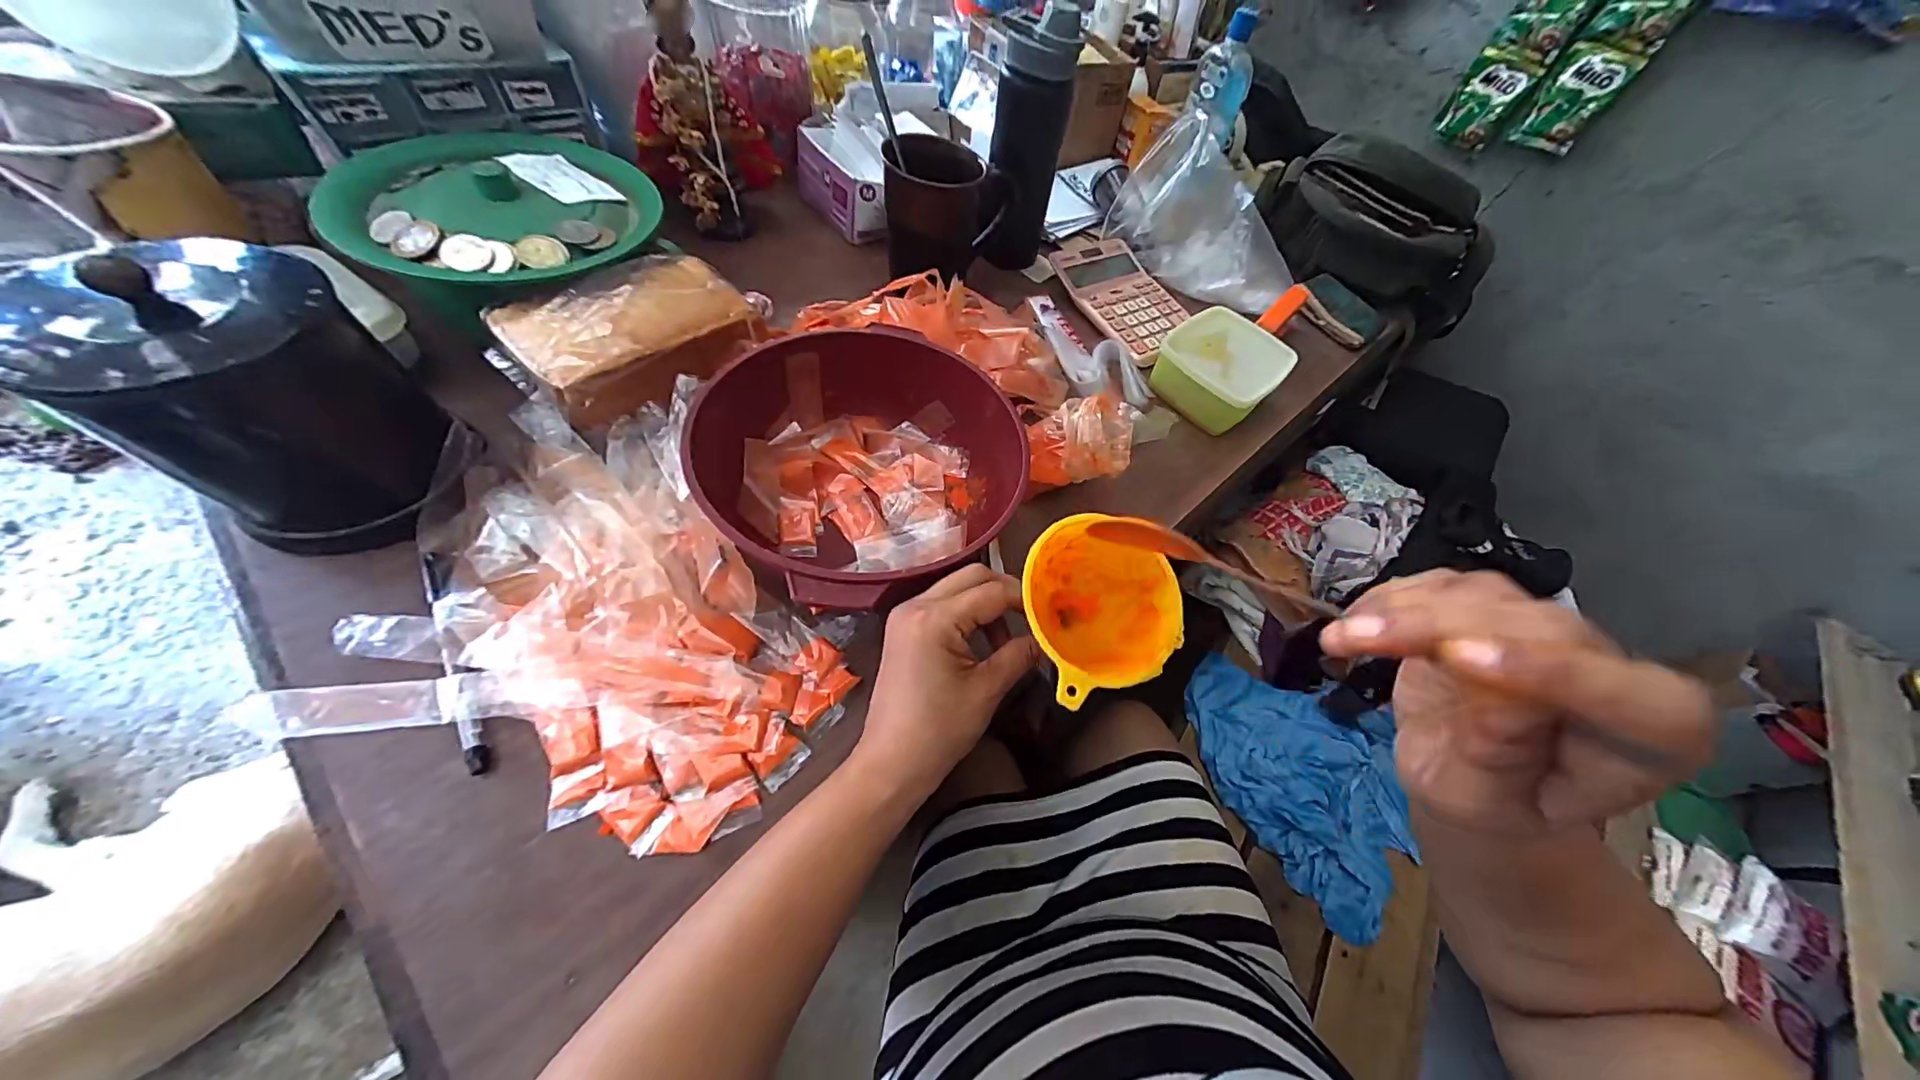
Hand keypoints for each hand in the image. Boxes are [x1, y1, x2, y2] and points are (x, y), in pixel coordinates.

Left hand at [855, 564, 1038, 801]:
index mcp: (934, 618)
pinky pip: (942, 605)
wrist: (892, 763)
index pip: (991, 591)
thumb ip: (1019, 654)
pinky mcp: (902, 629)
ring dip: (986, 603)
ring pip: (956, 588)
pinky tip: (981, 644)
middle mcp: (915, 605)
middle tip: (1031, 618)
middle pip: (971, 576)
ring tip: (1006, 640)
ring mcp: (905, 615)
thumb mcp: (987, 689)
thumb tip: (1045, 638)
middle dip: (1006, 591)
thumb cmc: (938, 730)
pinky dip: (966, 614)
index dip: (1025, 599)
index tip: (1050, 613)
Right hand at [1320, 570, 1714, 833]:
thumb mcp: (1487, 802)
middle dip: (1434, 627)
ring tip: (1340, 636)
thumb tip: (1485, 692)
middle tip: (1357, 639)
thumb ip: (1496, 756)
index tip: (1459, 657)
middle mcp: (1610, 664)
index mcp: (1652, 731)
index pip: (1611, 688)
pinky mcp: (1492, 606)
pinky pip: (1446, 585)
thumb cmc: (1490, 803)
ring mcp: (1547, 625)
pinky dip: (1392, 598)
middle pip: (1531, 626)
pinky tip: (1353, 623)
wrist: (1473, 778)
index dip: (1538, 667)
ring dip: (1401, 608)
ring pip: (1481, 595)